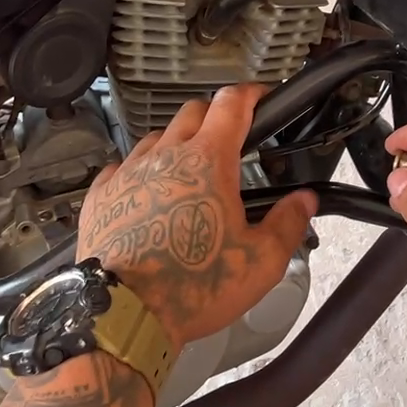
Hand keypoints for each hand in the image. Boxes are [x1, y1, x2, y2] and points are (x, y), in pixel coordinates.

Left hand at [78, 84, 316, 346]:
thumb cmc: (194, 287)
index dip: (251, 93)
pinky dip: (140, 170)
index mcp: (208, 160)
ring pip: (157, 136)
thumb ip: (288, 223)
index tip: (261, 95)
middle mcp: (166, 155)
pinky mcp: (102, 194)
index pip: (231, 103)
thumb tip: (305, 200)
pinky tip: (147, 191)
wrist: (124, 314)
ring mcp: (129, 171)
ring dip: (177, 142)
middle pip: (193, 110)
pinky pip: (122, 166)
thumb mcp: (260, 262)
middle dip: (215, 115)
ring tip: (189, 170)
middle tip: (230, 138)